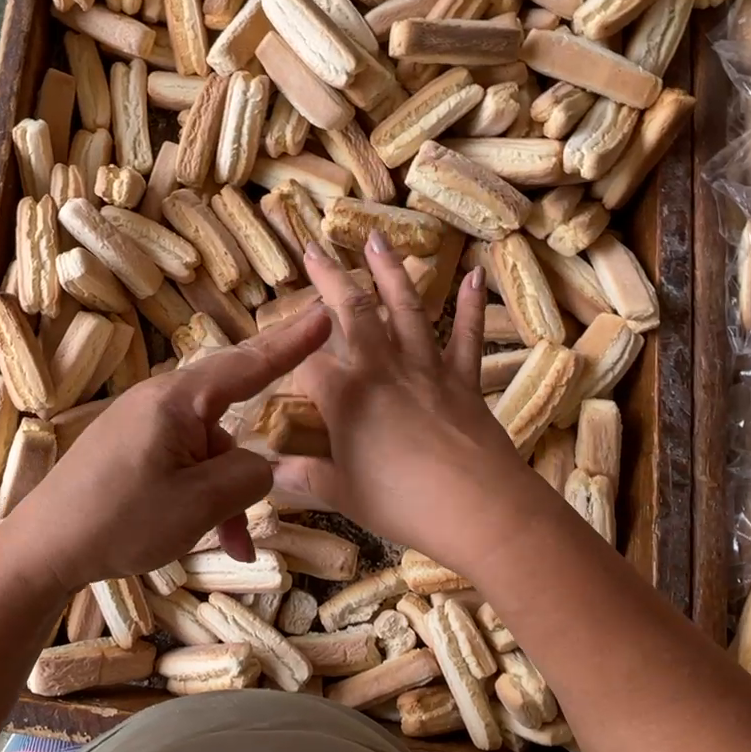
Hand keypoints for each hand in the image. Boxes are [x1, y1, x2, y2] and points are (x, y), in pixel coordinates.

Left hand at [3, 305, 332, 594]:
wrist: (42, 548)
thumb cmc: (121, 520)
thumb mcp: (198, 504)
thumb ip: (247, 476)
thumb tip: (259, 463)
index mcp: (178, 400)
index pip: (248, 364)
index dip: (291, 344)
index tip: (324, 317)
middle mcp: (160, 400)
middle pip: (230, 406)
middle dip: (261, 427)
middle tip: (301, 391)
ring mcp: (142, 424)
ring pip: (208, 448)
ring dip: (226, 492)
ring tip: (234, 542)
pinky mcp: (130, 448)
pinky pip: (183, 461)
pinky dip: (201, 495)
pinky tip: (210, 537)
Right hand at [274, 235, 543, 572]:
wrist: (482, 511)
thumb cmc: (404, 504)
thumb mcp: (344, 495)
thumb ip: (305, 478)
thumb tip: (268, 475)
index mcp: (346, 397)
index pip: (306, 365)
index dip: (287, 355)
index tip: (272, 347)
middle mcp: (383, 370)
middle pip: (353, 314)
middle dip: (331, 278)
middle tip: (315, 247)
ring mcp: (426, 370)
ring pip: (406, 311)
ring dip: (391, 272)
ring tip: (377, 240)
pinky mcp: (463, 381)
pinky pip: (466, 338)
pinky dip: (469, 306)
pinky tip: (473, 274)